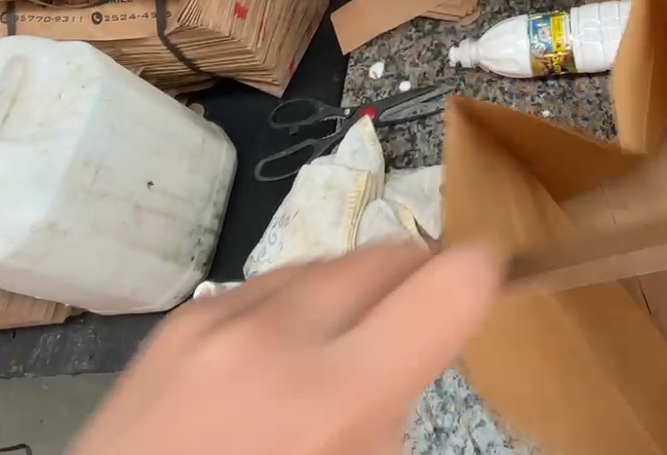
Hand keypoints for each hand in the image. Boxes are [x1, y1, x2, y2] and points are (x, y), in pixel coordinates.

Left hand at [70, 244, 503, 454]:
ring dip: (356, 296)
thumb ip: (394, 411)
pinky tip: (277, 362)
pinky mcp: (182, 318)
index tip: (484, 291)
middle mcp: (273, 335)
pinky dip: (299, 307)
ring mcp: (218, 317)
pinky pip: (275, 282)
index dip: (481, 278)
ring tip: (337, 356)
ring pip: (335, 262)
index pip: (451, 282)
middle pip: (392, 254)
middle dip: (418, 285)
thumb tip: (407, 362)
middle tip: (414, 335)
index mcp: (328, 399)